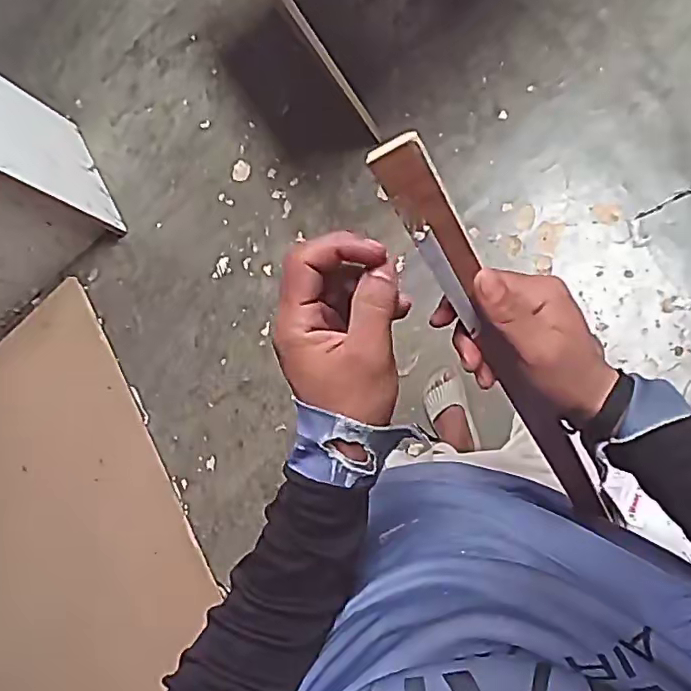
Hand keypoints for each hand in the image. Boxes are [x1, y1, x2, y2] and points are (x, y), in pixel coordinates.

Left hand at [273, 232, 413, 425]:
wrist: (349, 443)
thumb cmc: (350, 409)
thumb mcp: (369, 351)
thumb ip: (374, 304)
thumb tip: (382, 270)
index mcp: (295, 323)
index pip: (305, 261)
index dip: (340, 247)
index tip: (373, 251)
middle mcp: (299, 322)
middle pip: (321, 269)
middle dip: (357, 264)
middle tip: (388, 268)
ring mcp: (314, 329)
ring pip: (337, 285)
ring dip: (368, 283)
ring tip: (395, 297)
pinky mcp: (330, 337)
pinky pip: (347, 305)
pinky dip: (370, 301)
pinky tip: (392, 309)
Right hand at [429, 269, 619, 423]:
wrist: (587, 404)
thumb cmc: (571, 378)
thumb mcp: (536, 346)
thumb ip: (508, 313)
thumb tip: (483, 279)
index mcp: (540, 292)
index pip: (487, 281)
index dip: (461, 301)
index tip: (447, 321)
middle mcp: (534, 298)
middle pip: (481, 303)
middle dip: (469, 333)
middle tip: (472, 357)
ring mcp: (528, 315)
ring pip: (483, 322)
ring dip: (476, 348)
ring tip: (483, 369)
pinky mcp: (523, 331)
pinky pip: (492, 336)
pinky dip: (485, 354)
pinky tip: (490, 370)